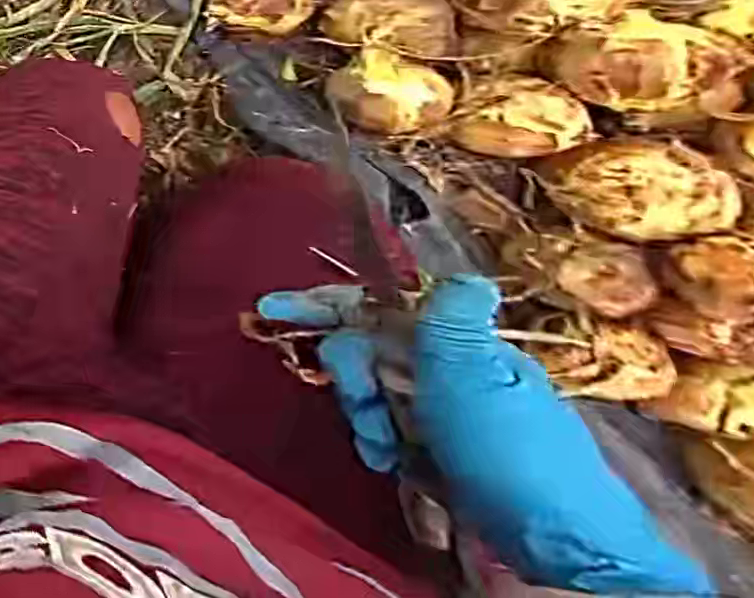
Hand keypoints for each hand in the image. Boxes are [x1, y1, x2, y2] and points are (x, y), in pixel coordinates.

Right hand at [258, 276, 710, 593]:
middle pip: (358, 353)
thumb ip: (453, 319)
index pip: (370, 309)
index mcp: (452, 347)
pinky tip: (399, 470)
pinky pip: (380, 436)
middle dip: (352, 382)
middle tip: (370, 413)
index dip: (318, 305)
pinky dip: (382, 450)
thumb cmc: (509, 451)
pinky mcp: (430, 456)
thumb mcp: (475, 373)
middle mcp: (441, 375)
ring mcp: (435, 418)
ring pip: (364, 397)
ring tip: (391, 454)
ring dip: (366, 422)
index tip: (270, 309)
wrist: (558, 553)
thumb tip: (466, 274)